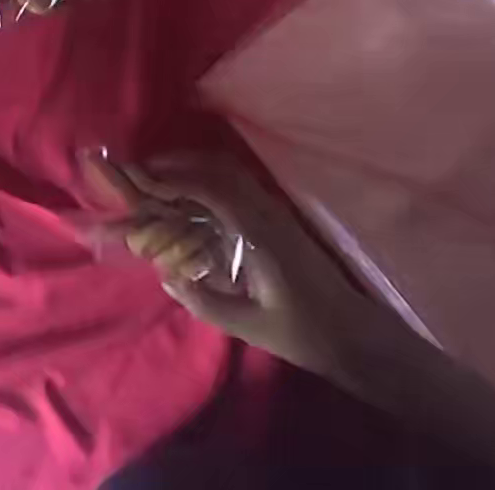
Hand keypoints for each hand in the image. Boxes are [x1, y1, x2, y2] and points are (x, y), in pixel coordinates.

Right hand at [111, 152, 427, 399]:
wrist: (353, 331)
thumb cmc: (302, 331)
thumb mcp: (250, 327)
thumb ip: (205, 302)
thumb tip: (165, 276)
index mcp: (258, 233)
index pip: (211, 190)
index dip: (174, 179)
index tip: (142, 177)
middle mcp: (265, 210)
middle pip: (217, 168)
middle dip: (177, 163)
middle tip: (142, 170)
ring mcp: (273, 208)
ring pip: (228, 169)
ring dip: (192, 165)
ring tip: (161, 175)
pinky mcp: (275, 213)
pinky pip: (236, 180)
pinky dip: (207, 174)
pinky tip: (191, 190)